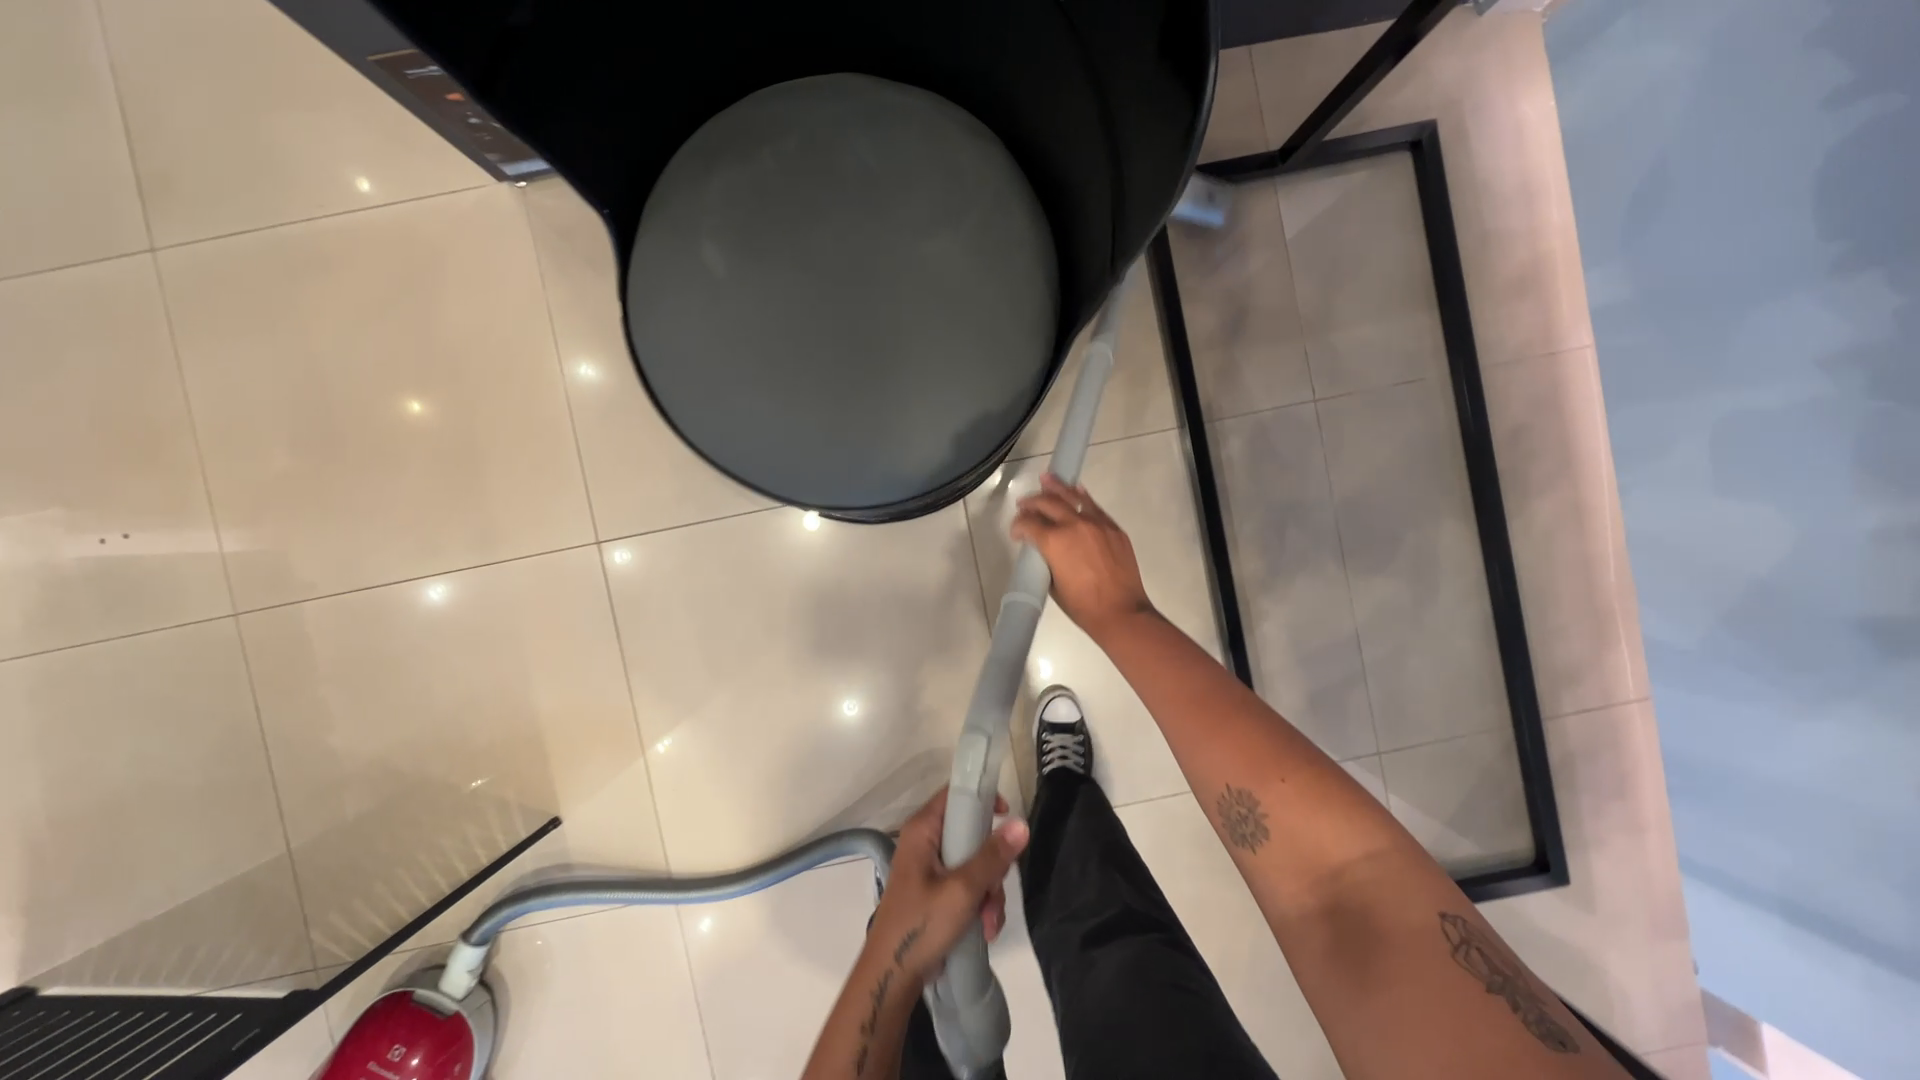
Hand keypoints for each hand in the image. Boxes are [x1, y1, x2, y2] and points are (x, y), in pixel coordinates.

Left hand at [866, 788, 1029, 984]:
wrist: (894, 976)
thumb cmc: (921, 924)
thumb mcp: (963, 889)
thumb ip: (993, 857)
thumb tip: (1021, 824)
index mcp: (923, 831)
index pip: (955, 794)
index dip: (982, 798)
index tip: (1007, 817)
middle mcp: (926, 844)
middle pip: (972, 834)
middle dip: (992, 867)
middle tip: (995, 888)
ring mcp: (932, 870)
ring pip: (976, 864)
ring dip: (989, 893)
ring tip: (989, 920)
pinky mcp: (937, 894)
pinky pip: (969, 887)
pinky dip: (980, 905)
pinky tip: (985, 929)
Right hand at [1010, 473, 1154, 639]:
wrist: (1121, 612)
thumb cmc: (1082, 606)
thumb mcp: (1052, 584)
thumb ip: (1045, 559)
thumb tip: (1045, 548)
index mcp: (1054, 542)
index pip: (1028, 523)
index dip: (1018, 526)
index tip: (1016, 533)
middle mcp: (1074, 525)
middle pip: (1047, 503)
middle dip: (1032, 503)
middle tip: (1024, 504)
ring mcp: (1097, 524)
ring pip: (1072, 497)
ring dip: (1056, 487)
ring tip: (1046, 478)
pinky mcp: (1113, 528)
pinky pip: (1094, 507)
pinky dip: (1081, 497)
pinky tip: (1075, 491)